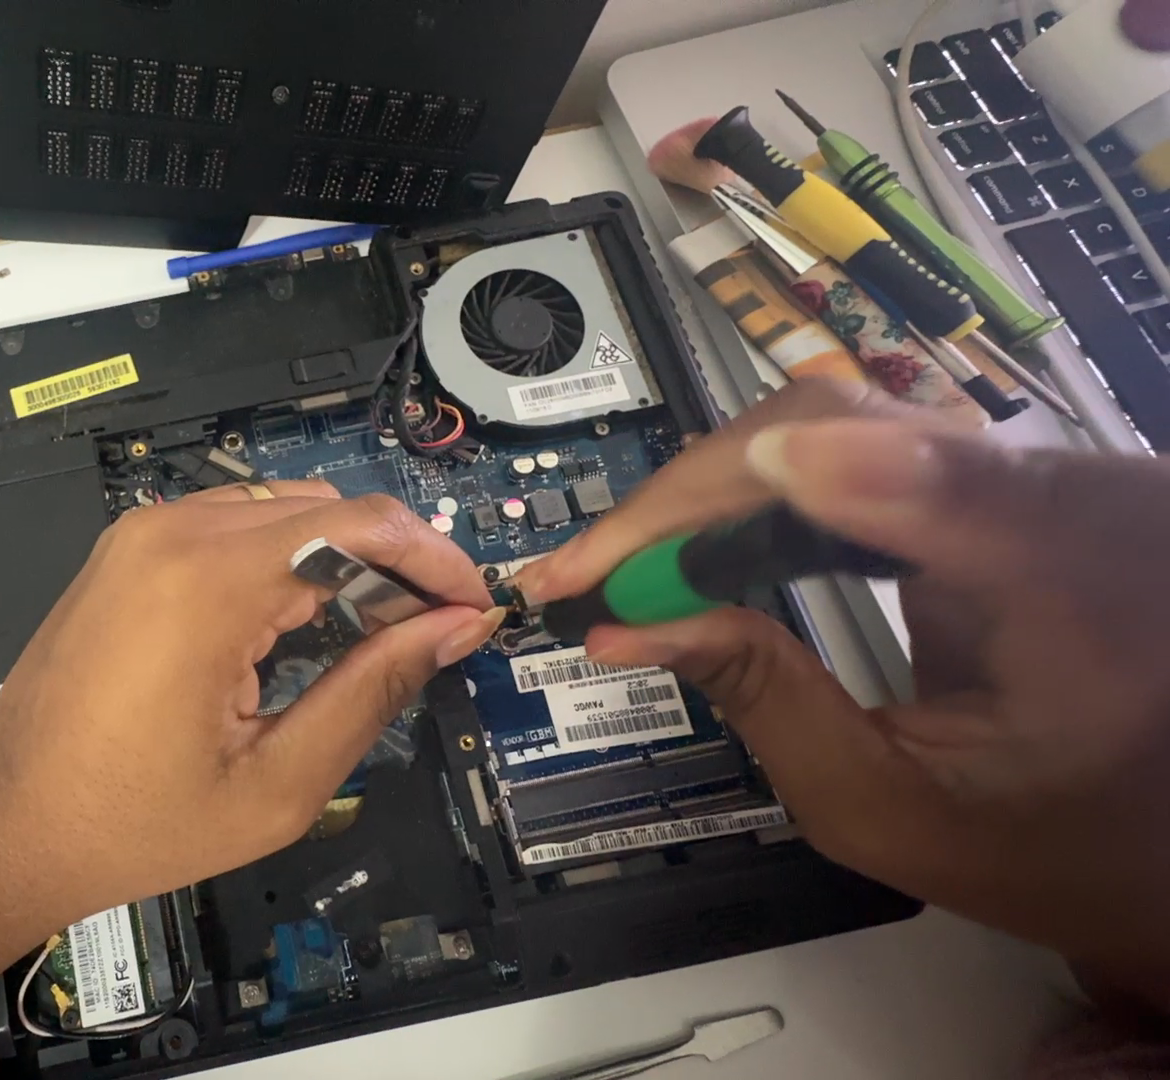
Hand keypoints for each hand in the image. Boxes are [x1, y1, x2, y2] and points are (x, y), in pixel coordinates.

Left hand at [0, 482, 501, 935]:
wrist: (8, 823)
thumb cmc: (137, 822)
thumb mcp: (277, 782)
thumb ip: (373, 692)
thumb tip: (452, 630)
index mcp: (208, 580)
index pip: (358, 524)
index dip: (432, 557)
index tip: (472, 603)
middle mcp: (172, 531)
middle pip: (321, 508)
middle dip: (388, 560)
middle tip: (424, 630)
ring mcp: (140, 532)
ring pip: (278, 511)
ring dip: (336, 557)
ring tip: (368, 630)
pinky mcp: (126, 549)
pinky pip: (228, 527)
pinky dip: (281, 558)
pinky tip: (296, 619)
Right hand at [518, 381, 1169, 1010]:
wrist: (1142, 823)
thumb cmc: (1033, 842)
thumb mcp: (881, 802)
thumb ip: (758, 700)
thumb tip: (617, 627)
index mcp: (1101, 605)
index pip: (994, 499)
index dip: (879, 469)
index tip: (764, 468)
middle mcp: (1069, 505)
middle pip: (849, 432)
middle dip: (692, 501)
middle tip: (583, 573)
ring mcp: (1006, 475)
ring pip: (814, 427)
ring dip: (690, 498)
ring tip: (607, 566)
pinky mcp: (958, 476)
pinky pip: (816, 451)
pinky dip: (724, 499)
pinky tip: (673, 546)